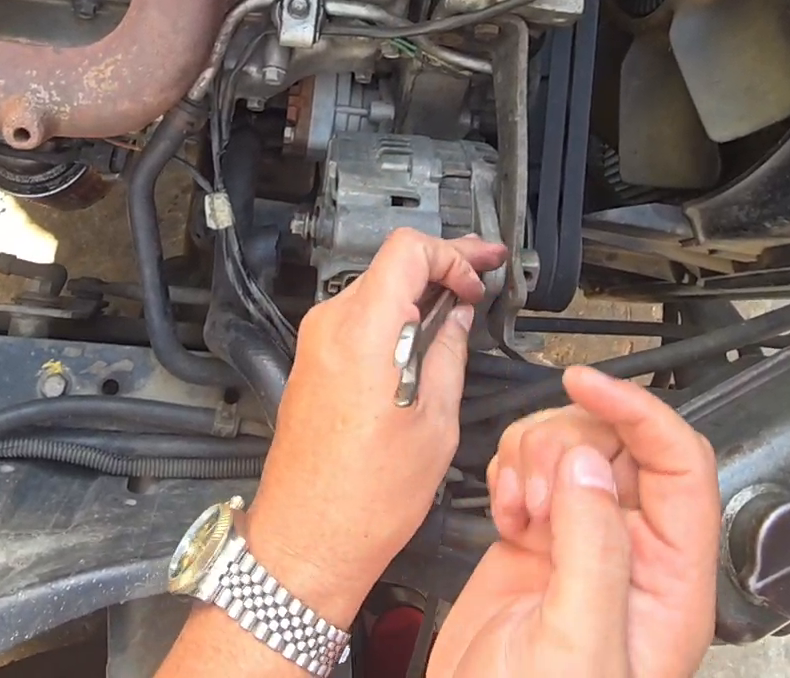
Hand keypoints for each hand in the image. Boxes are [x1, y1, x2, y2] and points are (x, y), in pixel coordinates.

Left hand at [246, 228, 507, 625]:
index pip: (408, 250)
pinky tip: (425, 327)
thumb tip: (457, 318)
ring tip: (461, 299)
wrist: (306, 538)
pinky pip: (360, 314)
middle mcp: (331, 327)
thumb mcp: (434, 424)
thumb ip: (448, 354)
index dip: (453, 254)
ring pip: (377, 285)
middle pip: (392, 262)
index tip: (479, 275)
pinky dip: (396, 311)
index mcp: (364, 335)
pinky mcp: (313, 357)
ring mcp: (317, 340)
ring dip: (421, 287)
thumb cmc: (363, 500)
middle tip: (484, 269)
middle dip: (444, 263)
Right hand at [427, 367, 720, 677]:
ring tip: (519, 508)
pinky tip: (505, 512)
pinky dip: (510, 470)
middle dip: (565, 445)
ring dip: (533, 457)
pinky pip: (530, 463)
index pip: (680, 462)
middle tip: (537, 494)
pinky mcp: (537, 531)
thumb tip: (588, 465)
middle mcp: (629, 548)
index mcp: (669, 577)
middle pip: (615, 441)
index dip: (639, 411)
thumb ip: (592, 551)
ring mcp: (580, 536)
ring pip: (570, 444)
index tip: (587, 386)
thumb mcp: (577, 648)